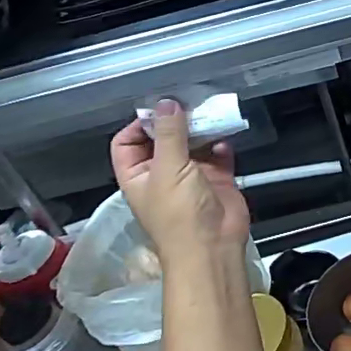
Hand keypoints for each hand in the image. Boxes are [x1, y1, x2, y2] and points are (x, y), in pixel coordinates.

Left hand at [110, 100, 250, 268]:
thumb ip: (168, 133)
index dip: (138, 124)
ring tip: (209, 112)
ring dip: (201, 128)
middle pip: (164, 138)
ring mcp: (191, 176)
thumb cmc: (179, 214)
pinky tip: (222, 139)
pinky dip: (221, 144)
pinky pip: (218, 153)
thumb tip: (165, 102)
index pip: (127, 142)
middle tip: (189, 101)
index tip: (158, 109)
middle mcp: (162, 173)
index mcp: (139, 174)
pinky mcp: (216, 179)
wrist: (213, 248)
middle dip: (176, 120)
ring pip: (193, 142)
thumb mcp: (168, 168)